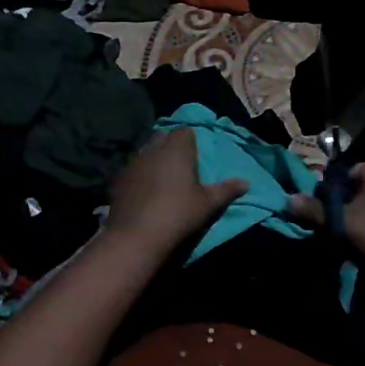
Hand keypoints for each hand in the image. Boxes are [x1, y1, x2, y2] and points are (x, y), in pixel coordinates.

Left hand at [106, 130, 247, 252]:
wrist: (137, 235)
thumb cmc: (179, 214)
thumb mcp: (208, 204)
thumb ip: (227, 190)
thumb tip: (246, 182)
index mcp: (177, 149)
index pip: (185, 130)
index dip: (191, 139)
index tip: (197, 153)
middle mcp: (153, 149)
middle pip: (163, 136)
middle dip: (172, 144)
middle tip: (182, 163)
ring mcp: (133, 162)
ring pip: (146, 151)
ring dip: (155, 158)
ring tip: (163, 177)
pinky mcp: (118, 178)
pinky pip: (133, 168)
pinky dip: (140, 174)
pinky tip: (145, 190)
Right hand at [287, 163, 364, 275]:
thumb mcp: (344, 221)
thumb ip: (316, 210)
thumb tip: (288, 199)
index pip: (354, 169)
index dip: (337, 179)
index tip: (323, 194)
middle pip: (354, 190)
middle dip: (337, 202)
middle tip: (320, 215)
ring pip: (360, 210)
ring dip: (346, 220)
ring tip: (330, 232)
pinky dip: (357, 231)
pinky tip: (348, 245)